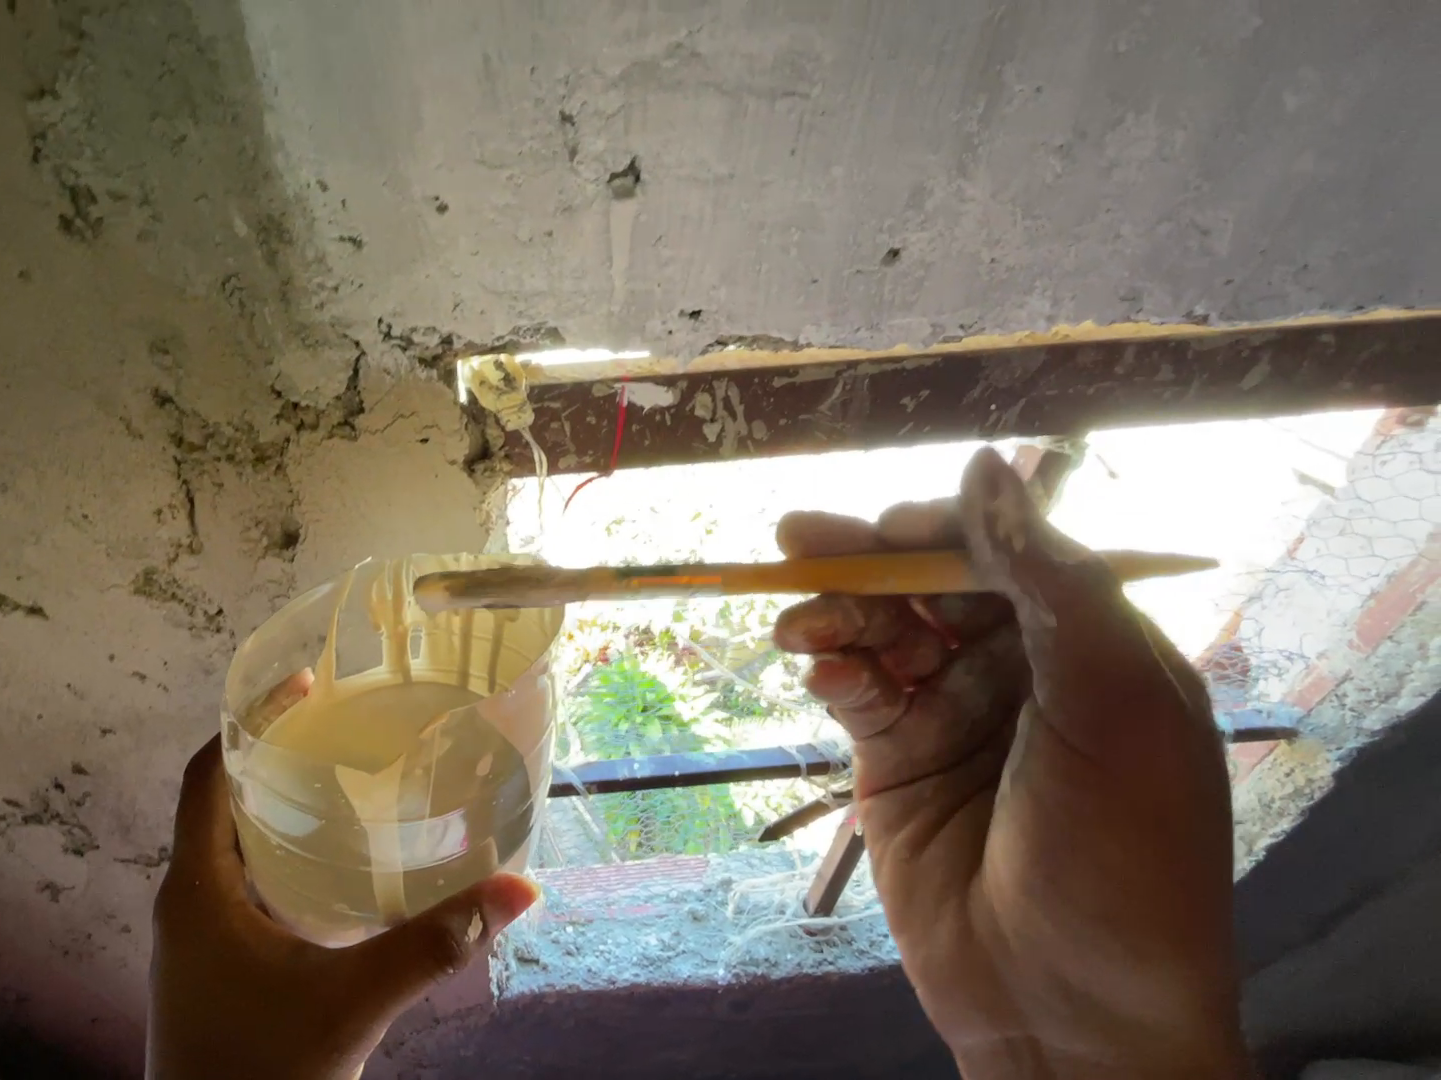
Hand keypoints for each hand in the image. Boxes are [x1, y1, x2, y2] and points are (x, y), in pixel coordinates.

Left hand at [149, 735, 537, 1079]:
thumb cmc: (262, 1076)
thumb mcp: (353, 1004)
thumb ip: (433, 945)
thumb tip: (519, 888)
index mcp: (196, 889)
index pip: (207, 774)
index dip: (248, 721)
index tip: (306, 689)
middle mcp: (188, 901)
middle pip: (222, 798)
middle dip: (274, 755)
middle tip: (340, 727)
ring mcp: (198, 935)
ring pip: (233, 841)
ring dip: (277, 804)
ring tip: (344, 779)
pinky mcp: (216, 962)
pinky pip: (244, 879)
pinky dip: (282, 851)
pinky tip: (335, 862)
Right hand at [773, 448, 1252, 1078]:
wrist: (1060, 1002)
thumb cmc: (1116, 851)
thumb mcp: (1109, 708)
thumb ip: (1050, 582)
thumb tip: (988, 464)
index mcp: (1083, 647)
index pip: (1004, 555)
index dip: (945, 531)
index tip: (891, 529)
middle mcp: (1010, 668)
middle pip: (923, 586)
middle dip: (863, 561)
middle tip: (797, 539)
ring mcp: (946, 710)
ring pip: (875, 632)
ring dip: (832, 618)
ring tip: (797, 627)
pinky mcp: (892, 752)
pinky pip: (852, 690)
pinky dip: (831, 674)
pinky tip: (819, 676)